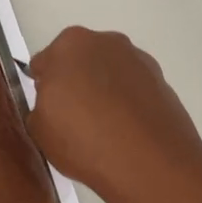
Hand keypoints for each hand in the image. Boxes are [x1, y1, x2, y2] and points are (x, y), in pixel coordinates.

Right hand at [28, 27, 201, 200]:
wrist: (149, 161)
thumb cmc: (83, 139)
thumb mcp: (39, 129)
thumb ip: (40, 107)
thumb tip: (54, 106)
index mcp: (69, 44)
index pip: (44, 64)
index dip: (43, 89)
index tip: (49, 112)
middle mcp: (105, 41)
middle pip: (80, 61)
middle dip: (75, 83)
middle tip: (74, 119)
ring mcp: (138, 59)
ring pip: (109, 73)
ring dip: (103, 90)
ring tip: (104, 129)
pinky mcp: (162, 80)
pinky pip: (133, 88)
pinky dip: (127, 102)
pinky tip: (127, 131)